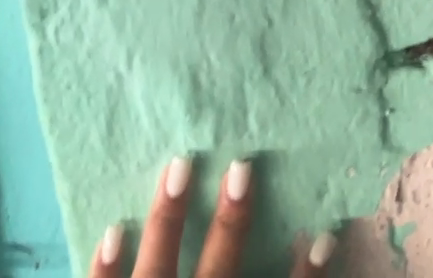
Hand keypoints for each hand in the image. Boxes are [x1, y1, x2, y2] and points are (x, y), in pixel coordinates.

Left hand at [92, 157, 336, 277]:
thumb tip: (311, 251)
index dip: (307, 272)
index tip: (326, 232)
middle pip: (220, 269)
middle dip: (232, 220)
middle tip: (242, 166)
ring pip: (157, 270)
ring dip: (168, 219)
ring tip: (178, 165)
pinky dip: (105, 267)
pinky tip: (112, 230)